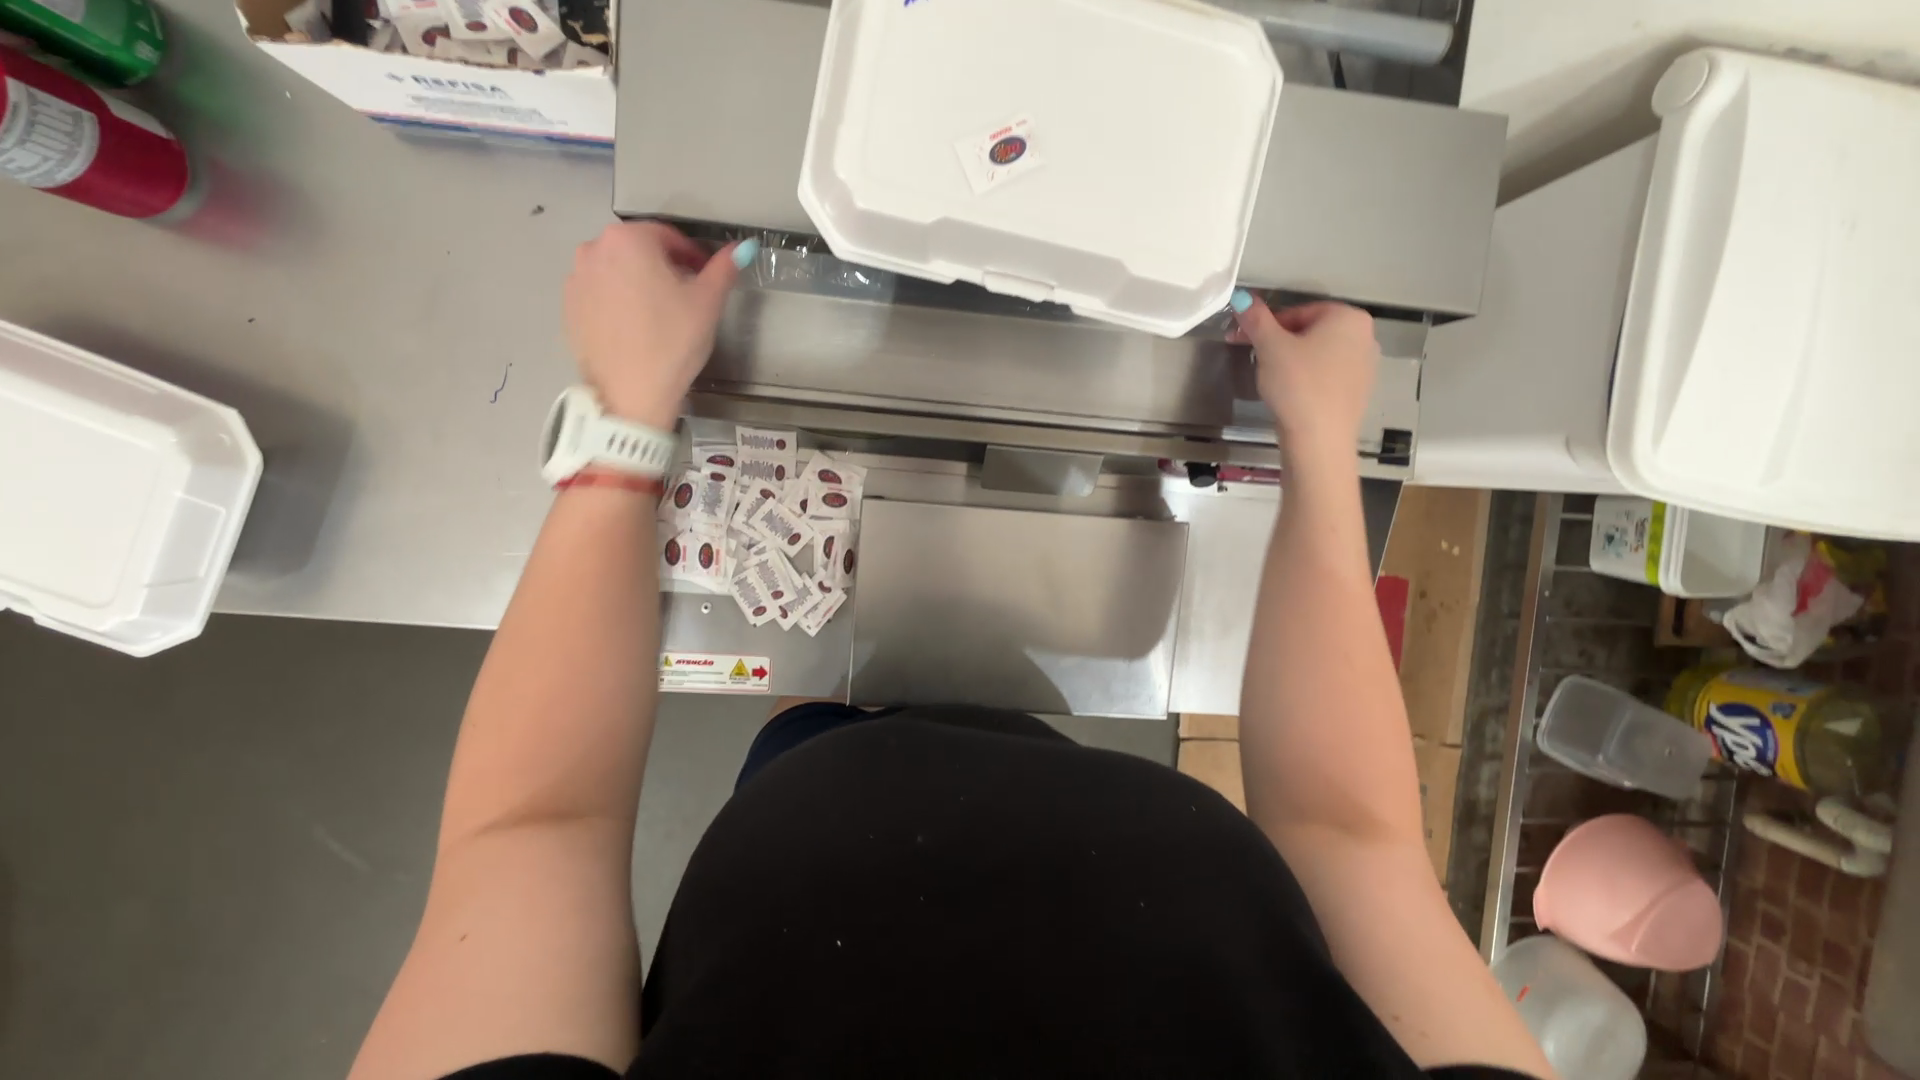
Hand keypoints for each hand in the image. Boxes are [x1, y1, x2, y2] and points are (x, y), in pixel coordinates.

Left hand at [563, 223, 754, 430]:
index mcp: (628, 240)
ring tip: (660, 314)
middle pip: (639, 250)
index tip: (705, 277)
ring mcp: (576, 278)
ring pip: (617, 271)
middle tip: (685, 297)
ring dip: (640, 282)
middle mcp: (594, 249)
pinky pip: (600, 293)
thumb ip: (724, 268)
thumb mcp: (707, 302)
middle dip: (664, 267)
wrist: (631, 393)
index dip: (692, 255)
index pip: (668, 236)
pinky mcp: (569, 307)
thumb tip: (743, 248)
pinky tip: (638, 328)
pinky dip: (619, 301)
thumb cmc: (672, 342)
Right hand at [1228, 292, 1378, 460]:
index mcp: (1348, 317)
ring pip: (1319, 353)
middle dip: (1280, 341)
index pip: (1298, 311)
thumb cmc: (1297, 385)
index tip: (1245, 339)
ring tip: (1273, 378)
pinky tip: (1292, 394)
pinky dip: (1308, 377)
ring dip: (1293, 359)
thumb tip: (1241, 297)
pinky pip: (1328, 374)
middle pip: (1310, 330)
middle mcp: (1364, 335)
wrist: (1319, 439)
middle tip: (1256, 358)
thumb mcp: (1270, 347)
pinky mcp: (1359, 390)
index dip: (1266, 325)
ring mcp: (1366, 364)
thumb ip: (1256, 319)